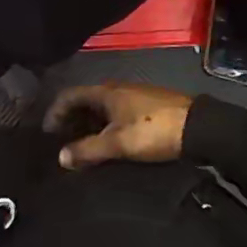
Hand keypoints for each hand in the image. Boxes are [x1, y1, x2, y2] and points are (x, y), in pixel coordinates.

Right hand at [44, 83, 193, 169]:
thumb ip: (87, 150)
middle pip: (84, 101)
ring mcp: (132, 96)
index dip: (54, 112)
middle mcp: (115, 88)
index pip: (68, 95)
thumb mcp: (117, 143)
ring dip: (88, 125)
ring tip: (82, 147)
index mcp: (104, 91)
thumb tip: (61, 157)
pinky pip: (115, 113)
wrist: (199, 127)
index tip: (47, 134)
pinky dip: (104, 126)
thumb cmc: (152, 131)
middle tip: (62, 143)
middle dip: (70, 120)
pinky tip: (108, 143)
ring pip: (100, 108)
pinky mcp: (146, 106)